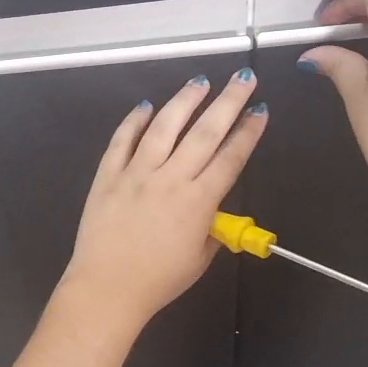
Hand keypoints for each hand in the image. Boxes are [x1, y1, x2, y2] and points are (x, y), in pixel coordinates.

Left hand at [61, 69, 267, 324]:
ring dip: (184, 100)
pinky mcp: (107, 176)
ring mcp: (135, 174)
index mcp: (198, 200)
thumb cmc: (157, 281)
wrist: (106, 288)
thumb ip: (212, 230)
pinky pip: (121, 141)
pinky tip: (146, 107)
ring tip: (200, 81)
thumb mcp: (199, 259)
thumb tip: (216, 213)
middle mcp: (169, 179)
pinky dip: (134, 121)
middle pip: (204, 132)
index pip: (231, 157)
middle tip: (243, 79)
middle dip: (228, 101)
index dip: (248, 132)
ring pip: (164, 127)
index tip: (260, 111)